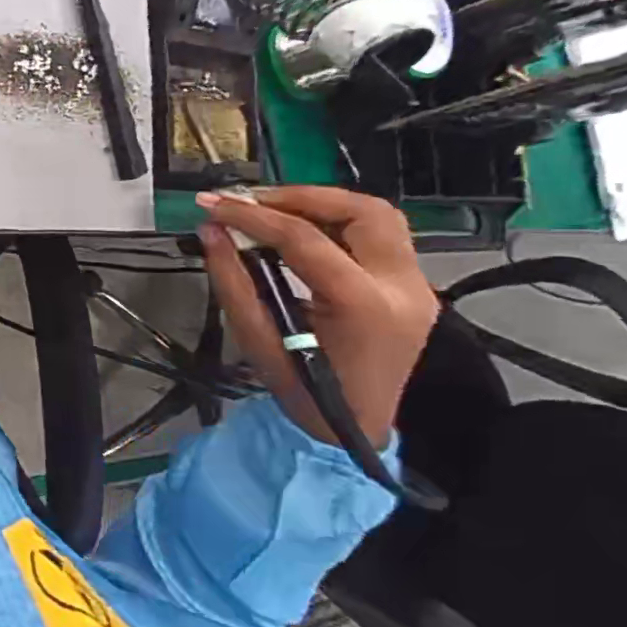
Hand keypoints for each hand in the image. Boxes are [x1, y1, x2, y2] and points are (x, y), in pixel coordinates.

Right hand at [197, 187, 437, 446]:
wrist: (354, 429)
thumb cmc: (302, 390)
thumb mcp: (255, 337)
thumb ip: (231, 279)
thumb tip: (211, 230)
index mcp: (365, 306)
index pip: (305, 239)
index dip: (252, 216)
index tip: (212, 206)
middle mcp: (403, 289)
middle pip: (362, 212)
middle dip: (300, 197)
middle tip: (250, 201)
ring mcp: (416, 287)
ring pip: (377, 216)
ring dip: (321, 204)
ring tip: (271, 209)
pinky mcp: (411, 287)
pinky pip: (377, 235)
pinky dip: (335, 221)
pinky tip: (297, 229)